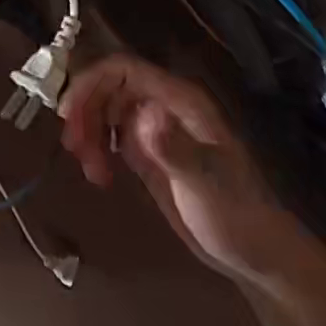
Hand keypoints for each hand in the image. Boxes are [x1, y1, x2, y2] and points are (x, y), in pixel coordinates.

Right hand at [59, 54, 275, 276]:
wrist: (257, 256)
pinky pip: (111, 137)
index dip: (91, 82)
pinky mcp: (148, 154)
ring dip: (89, 134)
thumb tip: (143, 115)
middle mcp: (162, 107)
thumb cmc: (236, 215)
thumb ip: (173, 147)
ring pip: (105, 112)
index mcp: (178, 100)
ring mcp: (154, 130)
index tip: (68, 113)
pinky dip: (97, 150)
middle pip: (108, 88)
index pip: (122, 69)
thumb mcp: (204, 182)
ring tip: (91, 171)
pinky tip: (100, 177)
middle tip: (73, 147)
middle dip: (85, 112)